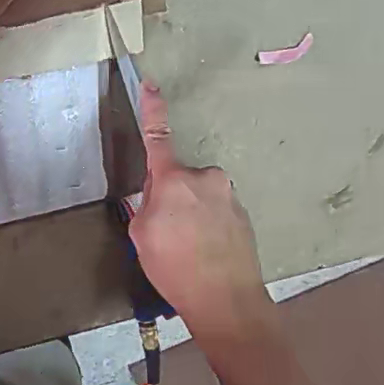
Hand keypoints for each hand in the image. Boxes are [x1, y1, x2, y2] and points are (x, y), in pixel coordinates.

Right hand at [128, 82, 274, 336]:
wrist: (225, 298)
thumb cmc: (174, 266)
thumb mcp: (141, 234)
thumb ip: (146, 204)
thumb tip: (155, 195)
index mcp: (174, 180)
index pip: (158, 137)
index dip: (152, 110)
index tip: (151, 85)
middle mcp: (205, 178)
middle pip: (175, 177)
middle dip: (166, 196)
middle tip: (161, 231)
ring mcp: (228, 195)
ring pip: (195, 195)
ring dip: (186, 212)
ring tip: (182, 247)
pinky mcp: (242, 213)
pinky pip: (213, 210)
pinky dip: (203, 225)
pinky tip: (200, 251)